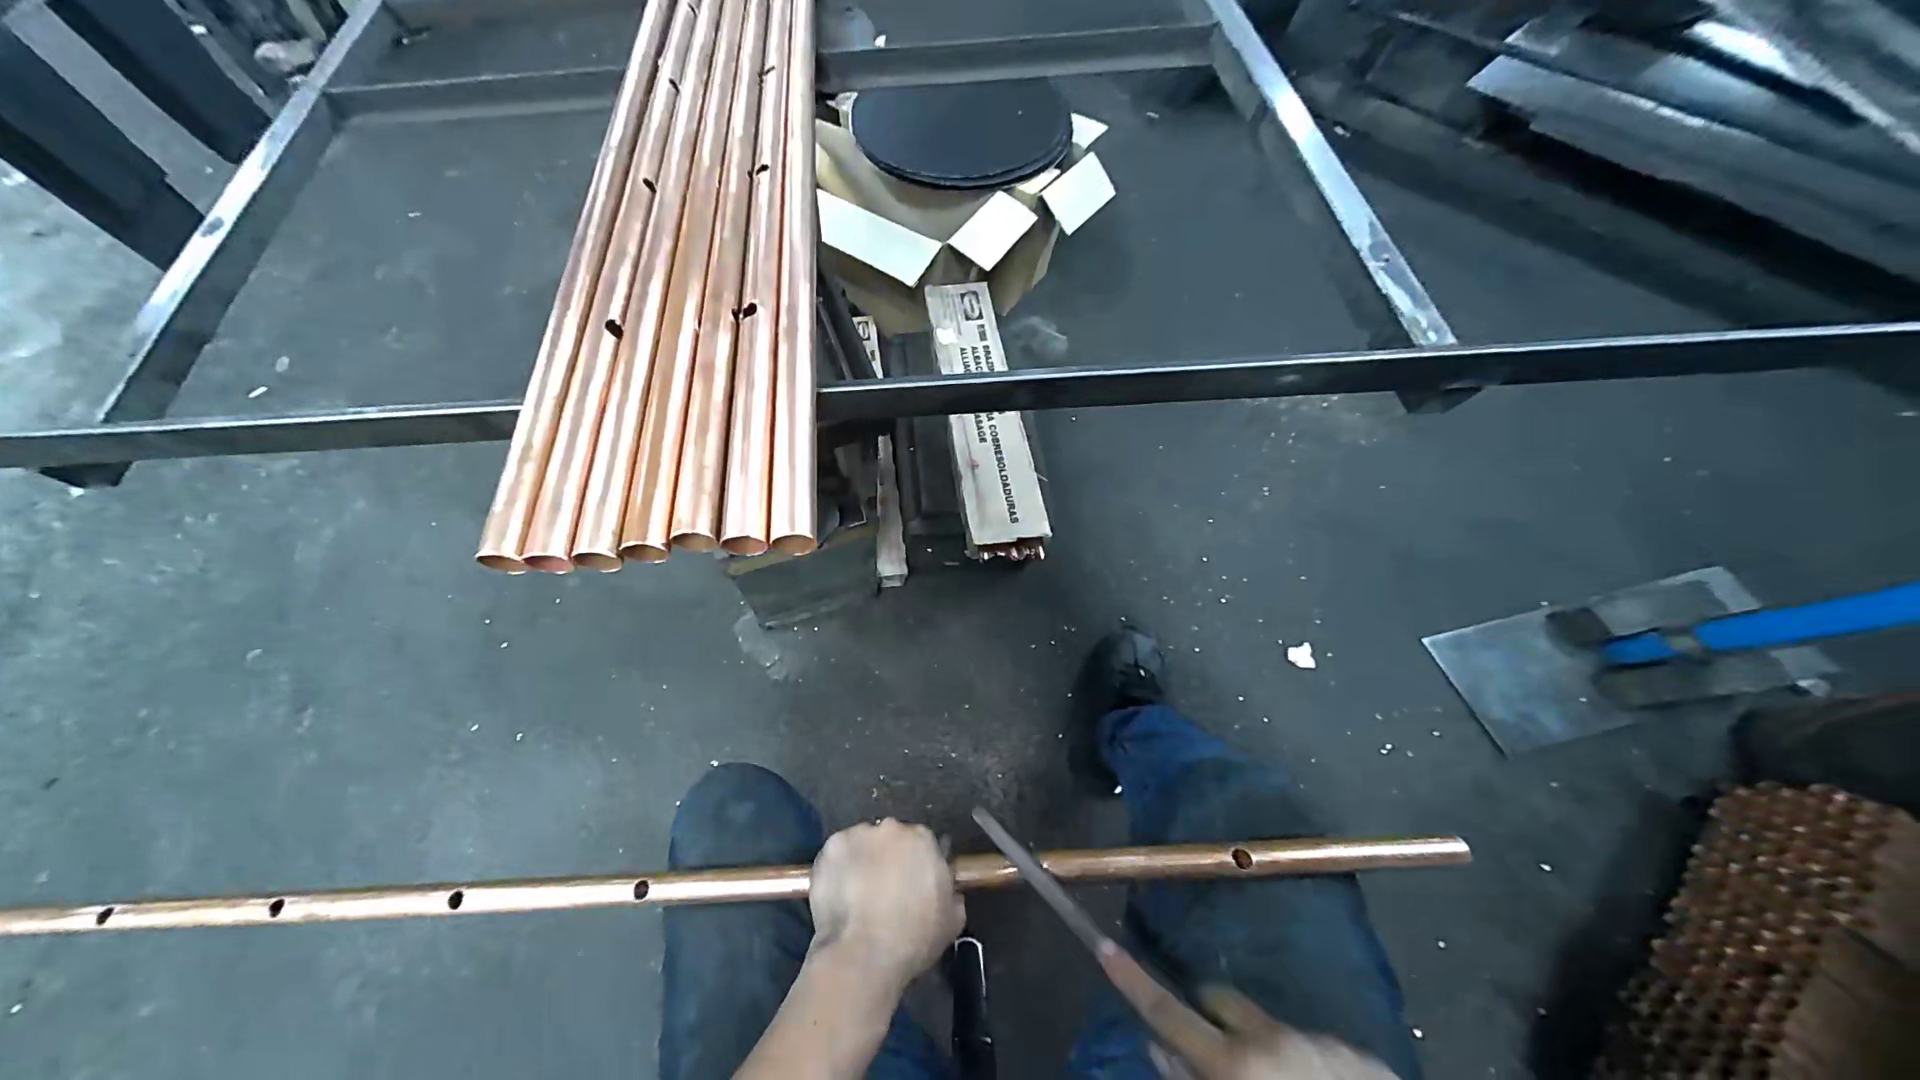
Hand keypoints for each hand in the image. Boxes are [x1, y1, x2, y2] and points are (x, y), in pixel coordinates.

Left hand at [808, 819, 964, 989]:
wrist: (863, 954)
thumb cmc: (913, 937)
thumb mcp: (951, 921)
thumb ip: (953, 896)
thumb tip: (951, 892)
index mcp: (923, 839)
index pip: (922, 844)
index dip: (916, 865)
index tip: (910, 886)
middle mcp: (892, 828)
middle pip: (891, 839)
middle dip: (889, 858)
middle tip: (884, 890)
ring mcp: (858, 835)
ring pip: (863, 844)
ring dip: (863, 860)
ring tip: (857, 894)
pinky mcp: (831, 848)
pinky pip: (837, 854)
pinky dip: (839, 868)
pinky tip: (839, 892)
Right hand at [1148, 987, 1399, 1079]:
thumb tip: (1160, 1045)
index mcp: (1234, 1065)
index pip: (1167, 1014)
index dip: (1132, 981)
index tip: (1103, 945)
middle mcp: (1273, 1039)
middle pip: (1217, 997)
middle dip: (1208, 1014)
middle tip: (1215, 1054)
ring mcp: (1320, 1042)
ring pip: (1270, 1025)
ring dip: (1261, 1046)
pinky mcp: (1362, 1056)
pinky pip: (1317, 1046)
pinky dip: (1308, 1065)